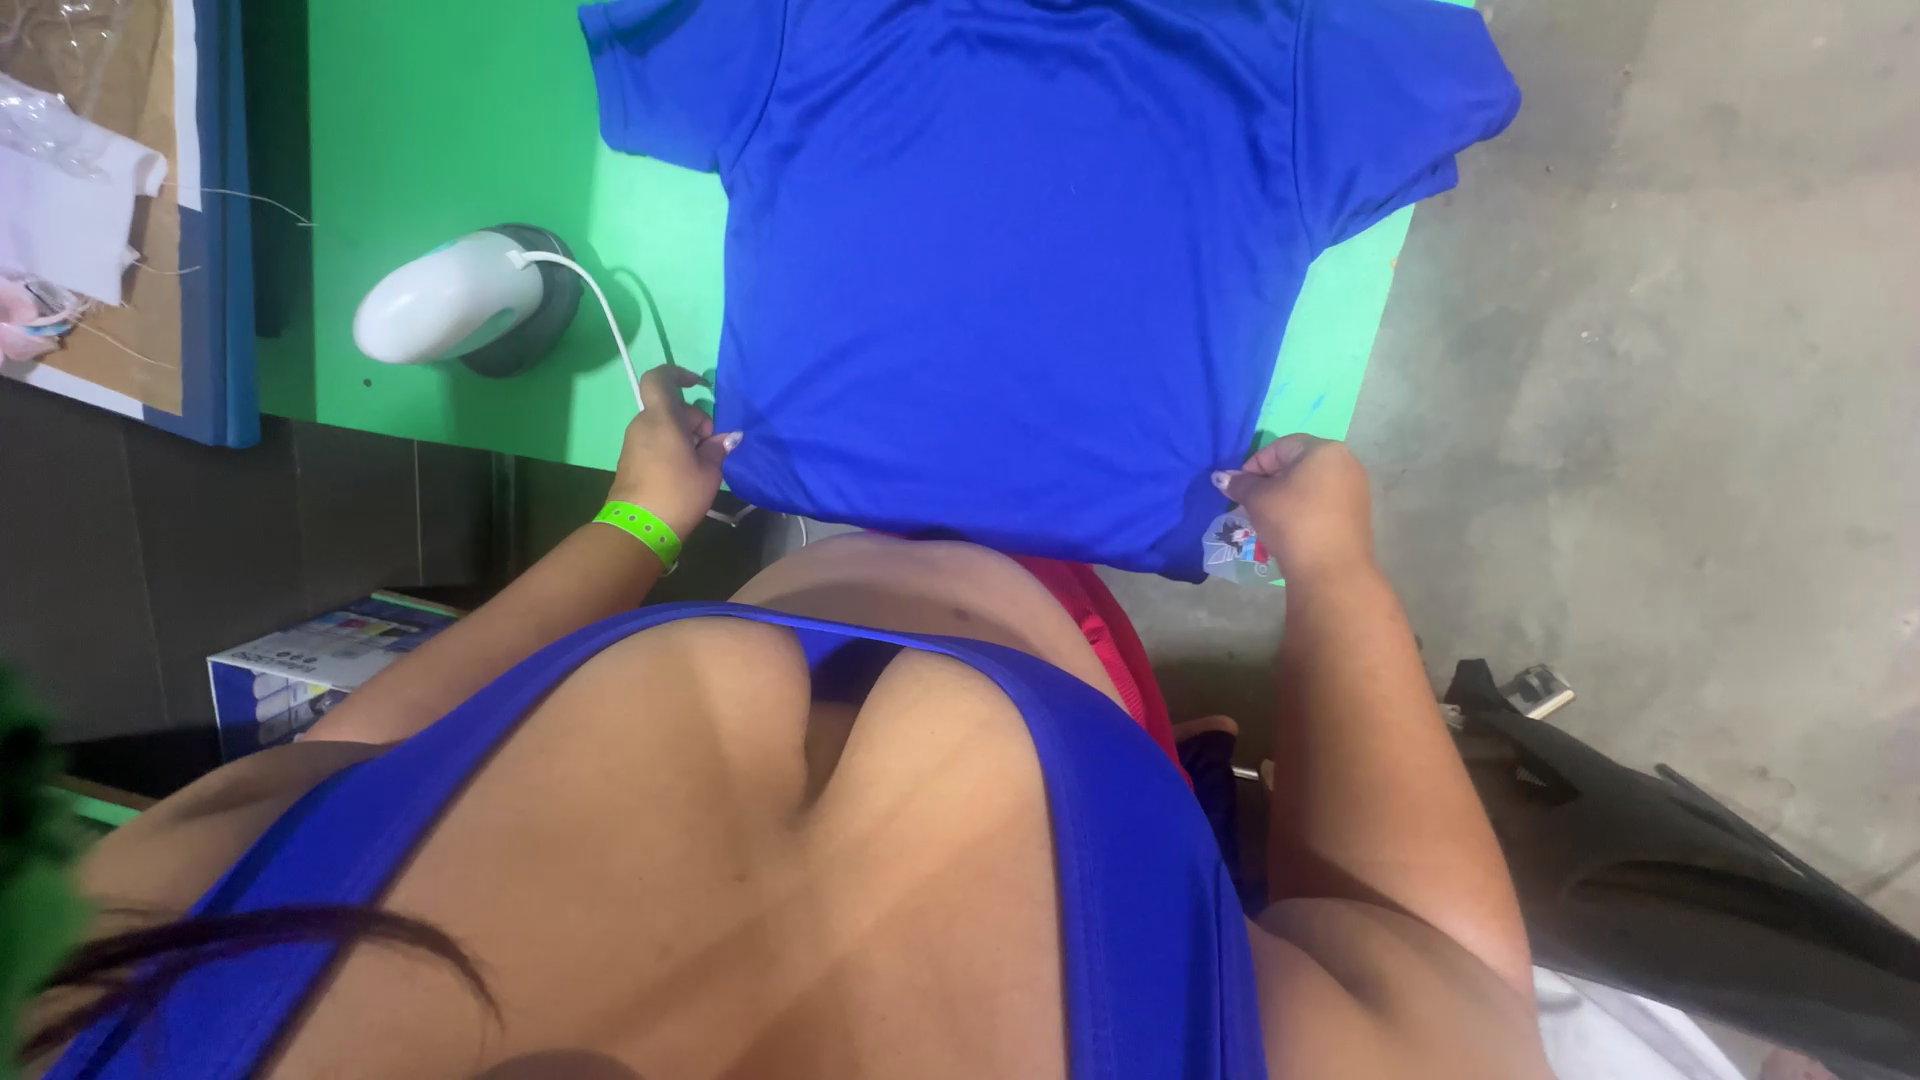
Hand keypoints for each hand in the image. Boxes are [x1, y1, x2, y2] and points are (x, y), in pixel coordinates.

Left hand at [607, 365, 740, 538]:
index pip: (660, 379)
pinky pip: (656, 441)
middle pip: (672, 409)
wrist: (640, 528)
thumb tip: (727, 438)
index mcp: (662, 419)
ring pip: (665, 426)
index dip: (679, 375)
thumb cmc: (678, 493)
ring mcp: (634, 442)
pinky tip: (686, 472)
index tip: (699, 387)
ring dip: (685, 437)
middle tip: (712, 448)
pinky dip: (673, 448)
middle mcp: (643, 424)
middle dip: (695, 422)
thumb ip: (718, 449)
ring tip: (701, 464)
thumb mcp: (709, 471)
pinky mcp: (631, 459)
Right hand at [1212, 434, 1373, 582]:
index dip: (1253, 467)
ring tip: (1270, 516)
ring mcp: (1355, 486)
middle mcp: (1345, 461)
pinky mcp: (1357, 510)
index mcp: (1322, 450)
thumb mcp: (1257, 500)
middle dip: (1270, 480)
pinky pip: (1323, 499)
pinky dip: (1304, 507)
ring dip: (1286, 494)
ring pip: (1309, 483)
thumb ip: (1239, 484)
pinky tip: (1292, 526)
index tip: (1241, 489)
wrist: (1330, 568)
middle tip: (1252, 503)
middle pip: (1296, 463)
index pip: (1277, 448)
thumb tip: (1220, 477)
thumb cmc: (1292, 522)